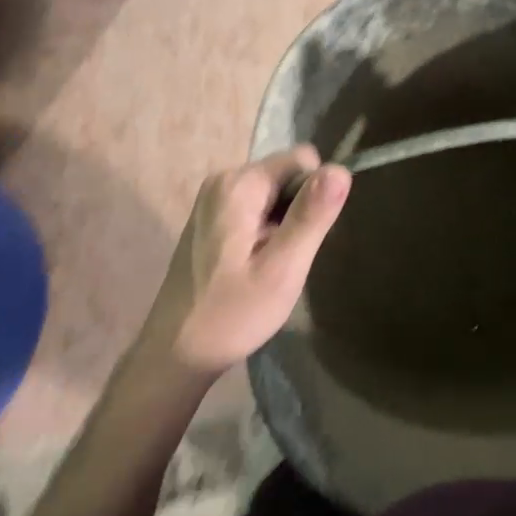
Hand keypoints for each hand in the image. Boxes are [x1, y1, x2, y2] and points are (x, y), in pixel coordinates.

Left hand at [135, 147, 351, 375]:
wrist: (175, 354)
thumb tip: (341, 169)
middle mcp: (223, 179)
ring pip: (274, 193)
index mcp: (239, 184)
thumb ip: (312, 215)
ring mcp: (213, 198)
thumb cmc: (232, 314)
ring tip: (269, 265)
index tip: (300, 239)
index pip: (303, 161)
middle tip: (284, 259)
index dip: (313, 198)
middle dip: (297, 212)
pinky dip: (265, 232)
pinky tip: (253, 266)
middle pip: (287, 174)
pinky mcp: (210, 216)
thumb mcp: (282, 268)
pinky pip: (256, 207)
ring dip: (283, 224)